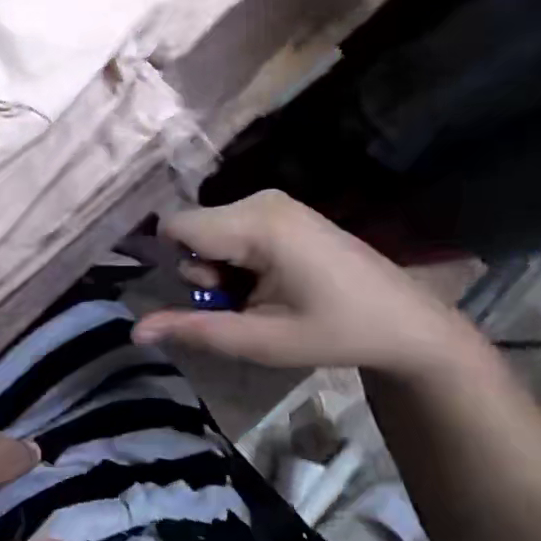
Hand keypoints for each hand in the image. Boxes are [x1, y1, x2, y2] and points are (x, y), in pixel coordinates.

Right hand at [132, 190, 481, 374]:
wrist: (405, 321)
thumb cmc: (336, 332)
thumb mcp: (261, 341)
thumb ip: (194, 331)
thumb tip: (135, 331)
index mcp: (258, 223)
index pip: (175, 227)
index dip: (174, 265)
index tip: (206, 297)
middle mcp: (260, 200)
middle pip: (192, 230)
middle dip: (203, 273)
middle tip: (244, 304)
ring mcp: (272, 202)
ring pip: (208, 232)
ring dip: (220, 271)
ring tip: (261, 298)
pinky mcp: (280, 210)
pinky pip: (229, 230)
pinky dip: (236, 261)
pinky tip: (270, 284)